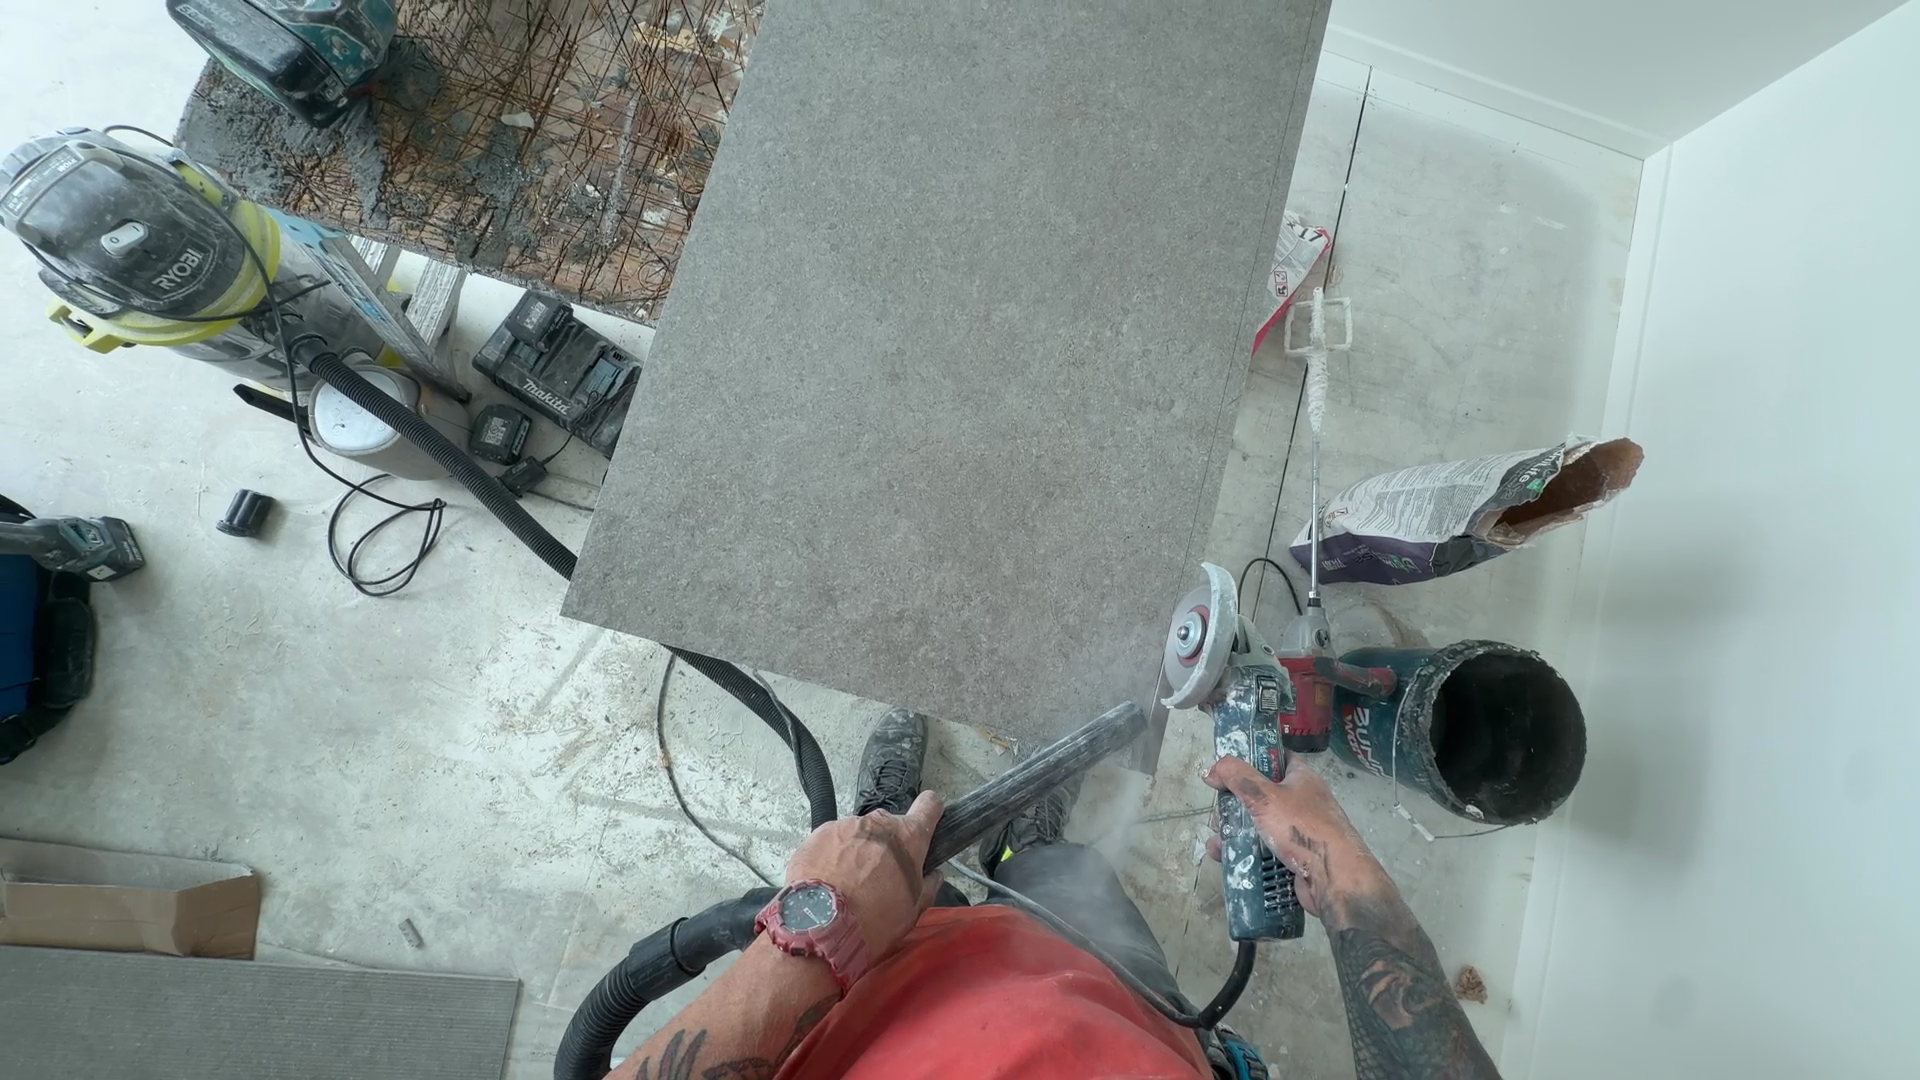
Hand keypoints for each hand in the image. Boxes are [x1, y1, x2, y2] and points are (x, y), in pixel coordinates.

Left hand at [783, 790, 944, 959]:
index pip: (929, 805)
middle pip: (889, 825)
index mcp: (907, 837)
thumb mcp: (912, 911)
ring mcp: (846, 824)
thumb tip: (933, 875)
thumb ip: (927, 886)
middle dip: (887, 845)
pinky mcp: (819, 833)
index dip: (930, 813)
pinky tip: (827, 882)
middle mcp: (878, 823)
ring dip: (858, 851)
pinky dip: (832, 855)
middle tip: (878, 876)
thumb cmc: (872, 921)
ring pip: (859, 833)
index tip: (925, 824)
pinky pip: (832, 840)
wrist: (818, 928)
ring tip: (847, 884)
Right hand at [1203, 754, 1390, 921]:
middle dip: (1234, 803)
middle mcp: (1302, 802)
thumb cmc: (1302, 829)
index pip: (1276, 757)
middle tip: (1220, 812)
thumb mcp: (1264, 795)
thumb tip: (1211, 770)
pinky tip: (1223, 857)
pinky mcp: (1295, 857)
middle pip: (1260, 794)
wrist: (1335, 882)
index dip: (1252, 757)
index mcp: (1302, 779)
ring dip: (1234, 830)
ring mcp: (1299, 832)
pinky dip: (1243, 851)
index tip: (1228, 767)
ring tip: (1217, 840)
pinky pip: (1263, 849)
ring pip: (1258, 824)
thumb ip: (1235, 776)